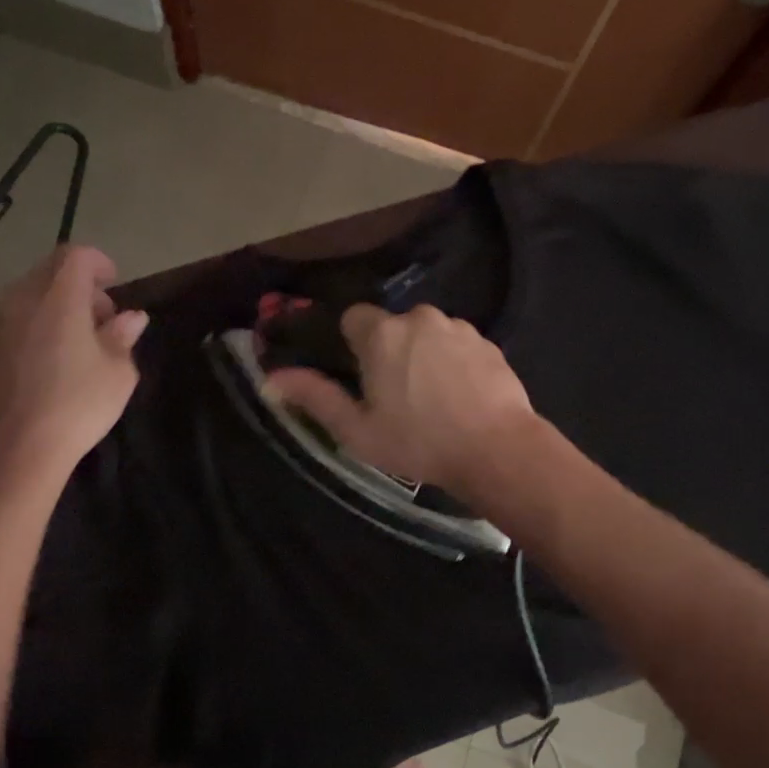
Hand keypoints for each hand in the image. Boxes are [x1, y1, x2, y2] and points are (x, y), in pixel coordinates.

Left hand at [0, 245, 147, 473]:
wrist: (17, 447)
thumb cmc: (78, 404)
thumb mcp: (117, 373)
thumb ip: (123, 337)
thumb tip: (131, 317)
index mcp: (59, 297)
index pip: (76, 256)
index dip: (99, 262)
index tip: (114, 282)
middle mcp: (21, 300)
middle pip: (48, 273)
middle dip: (77, 286)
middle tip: (100, 318)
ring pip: (26, 299)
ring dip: (52, 308)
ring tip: (73, 343)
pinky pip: (10, 326)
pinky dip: (31, 331)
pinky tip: (44, 366)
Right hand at [266, 304, 538, 494]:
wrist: (497, 450)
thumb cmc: (418, 442)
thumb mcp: (357, 430)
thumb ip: (315, 397)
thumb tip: (271, 379)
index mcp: (381, 333)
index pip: (352, 319)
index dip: (352, 346)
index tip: (360, 378)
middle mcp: (420, 317)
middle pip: (392, 327)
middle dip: (389, 353)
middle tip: (395, 399)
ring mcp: (459, 328)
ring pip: (427, 336)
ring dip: (423, 358)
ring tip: (432, 403)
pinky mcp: (489, 343)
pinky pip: (458, 347)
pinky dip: (453, 365)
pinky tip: (460, 400)